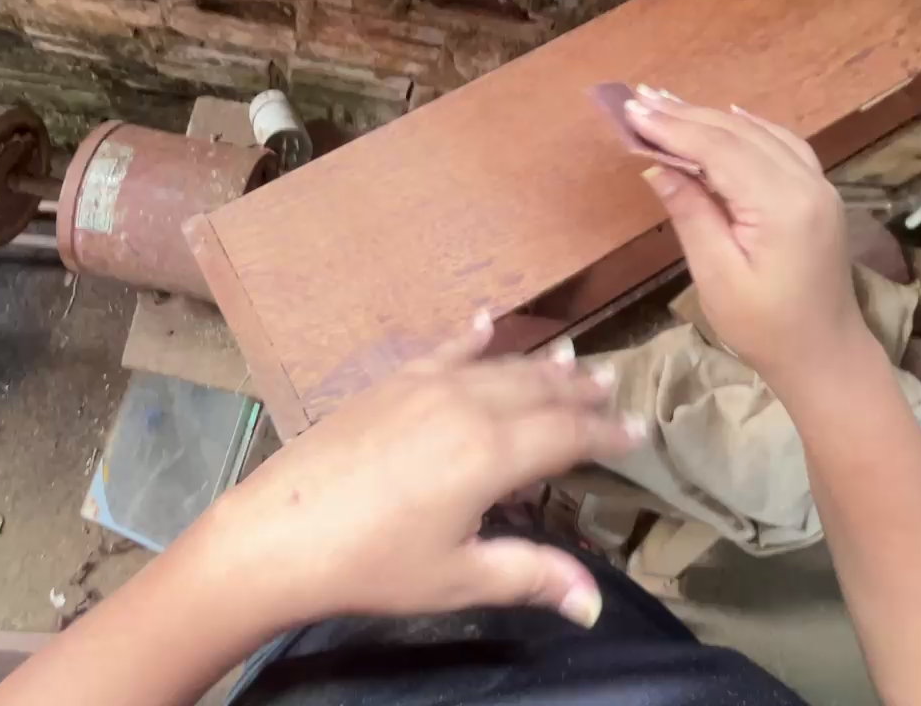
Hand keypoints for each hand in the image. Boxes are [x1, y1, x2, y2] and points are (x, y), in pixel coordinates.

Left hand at [187, 313, 642, 631]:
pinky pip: (442, 349)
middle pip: (537, 391)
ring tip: (570, 358)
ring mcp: (425, 384)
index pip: (566, 435)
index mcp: (490, 453)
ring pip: (497, 366)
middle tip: (611, 386)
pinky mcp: (392, 380)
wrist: (282, 529)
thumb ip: (528, 574)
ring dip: (537, 364)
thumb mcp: (456, 577)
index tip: (638, 429)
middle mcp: (465, 405)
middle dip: (578, 391)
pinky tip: (485, 318)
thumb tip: (594, 601)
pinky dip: (469, 335)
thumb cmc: (373, 563)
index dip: (605, 433)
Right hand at [622, 87, 875, 392]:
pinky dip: (747, 126)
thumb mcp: (717, 275)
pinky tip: (726, 114)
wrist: (824, 354)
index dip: (672, 128)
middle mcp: (806, 184)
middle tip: (637, 99)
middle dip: (684, 115)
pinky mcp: (817, 193)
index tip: (631, 111)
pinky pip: (781, 144)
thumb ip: (691, 213)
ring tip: (666, 102)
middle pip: (737, 134)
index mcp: (781, 206)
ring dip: (710, 116)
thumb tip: (657, 166)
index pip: (718, 150)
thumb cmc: (763, 326)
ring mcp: (818, 186)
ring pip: (758, 133)